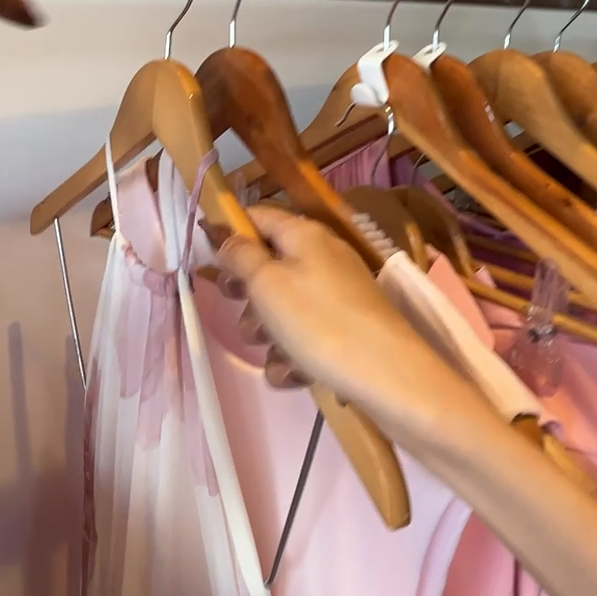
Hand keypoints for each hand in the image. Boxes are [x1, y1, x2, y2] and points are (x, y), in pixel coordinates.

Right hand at [214, 206, 447, 407]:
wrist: (391, 379)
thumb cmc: (320, 323)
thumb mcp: (267, 283)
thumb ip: (240, 255)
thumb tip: (224, 233)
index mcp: (304, 235)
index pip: (257, 216)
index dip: (229, 231)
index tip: (205, 257)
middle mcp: (322, 258)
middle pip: (267, 265)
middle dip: (247, 293)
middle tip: (239, 308)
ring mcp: (335, 296)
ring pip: (281, 307)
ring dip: (268, 332)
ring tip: (276, 350)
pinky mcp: (344, 331)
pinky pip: (302, 336)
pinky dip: (292, 355)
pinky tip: (295, 374)